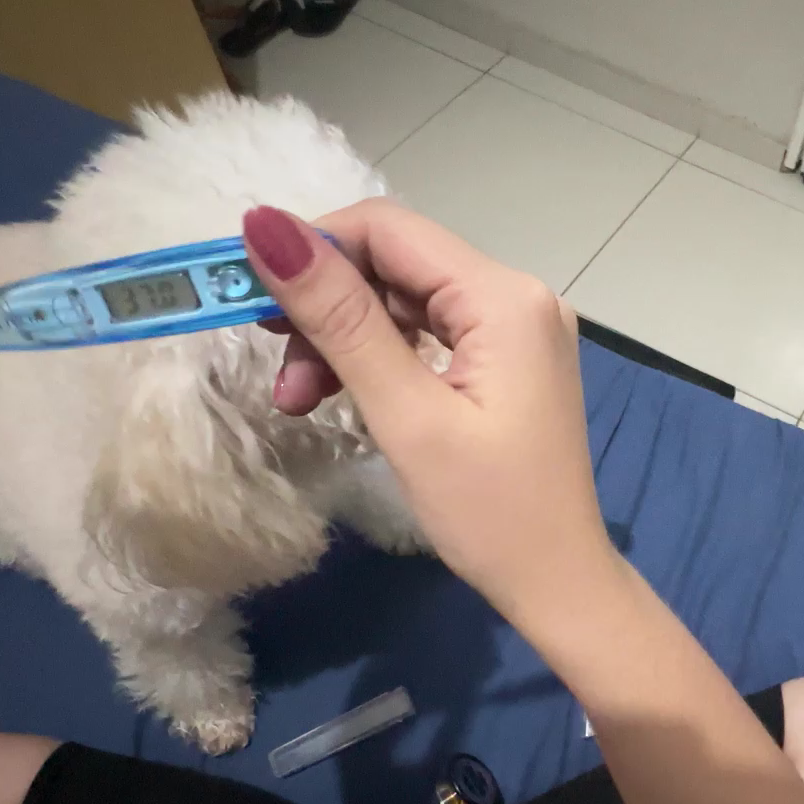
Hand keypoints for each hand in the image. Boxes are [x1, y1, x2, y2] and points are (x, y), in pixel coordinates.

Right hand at [243, 201, 621, 621]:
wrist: (556, 578)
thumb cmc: (489, 512)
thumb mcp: (408, 415)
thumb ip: (341, 319)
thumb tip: (266, 224)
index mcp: (507, 298)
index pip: (389, 229)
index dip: (311, 248)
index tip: (247, 296)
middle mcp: (522, 298)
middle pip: (398, 266)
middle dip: (327, 310)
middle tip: (278, 370)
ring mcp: (521, 332)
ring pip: (410, 305)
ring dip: (348, 342)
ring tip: (301, 400)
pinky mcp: (512, 365)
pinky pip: (434, 339)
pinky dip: (385, 362)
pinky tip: (344, 396)